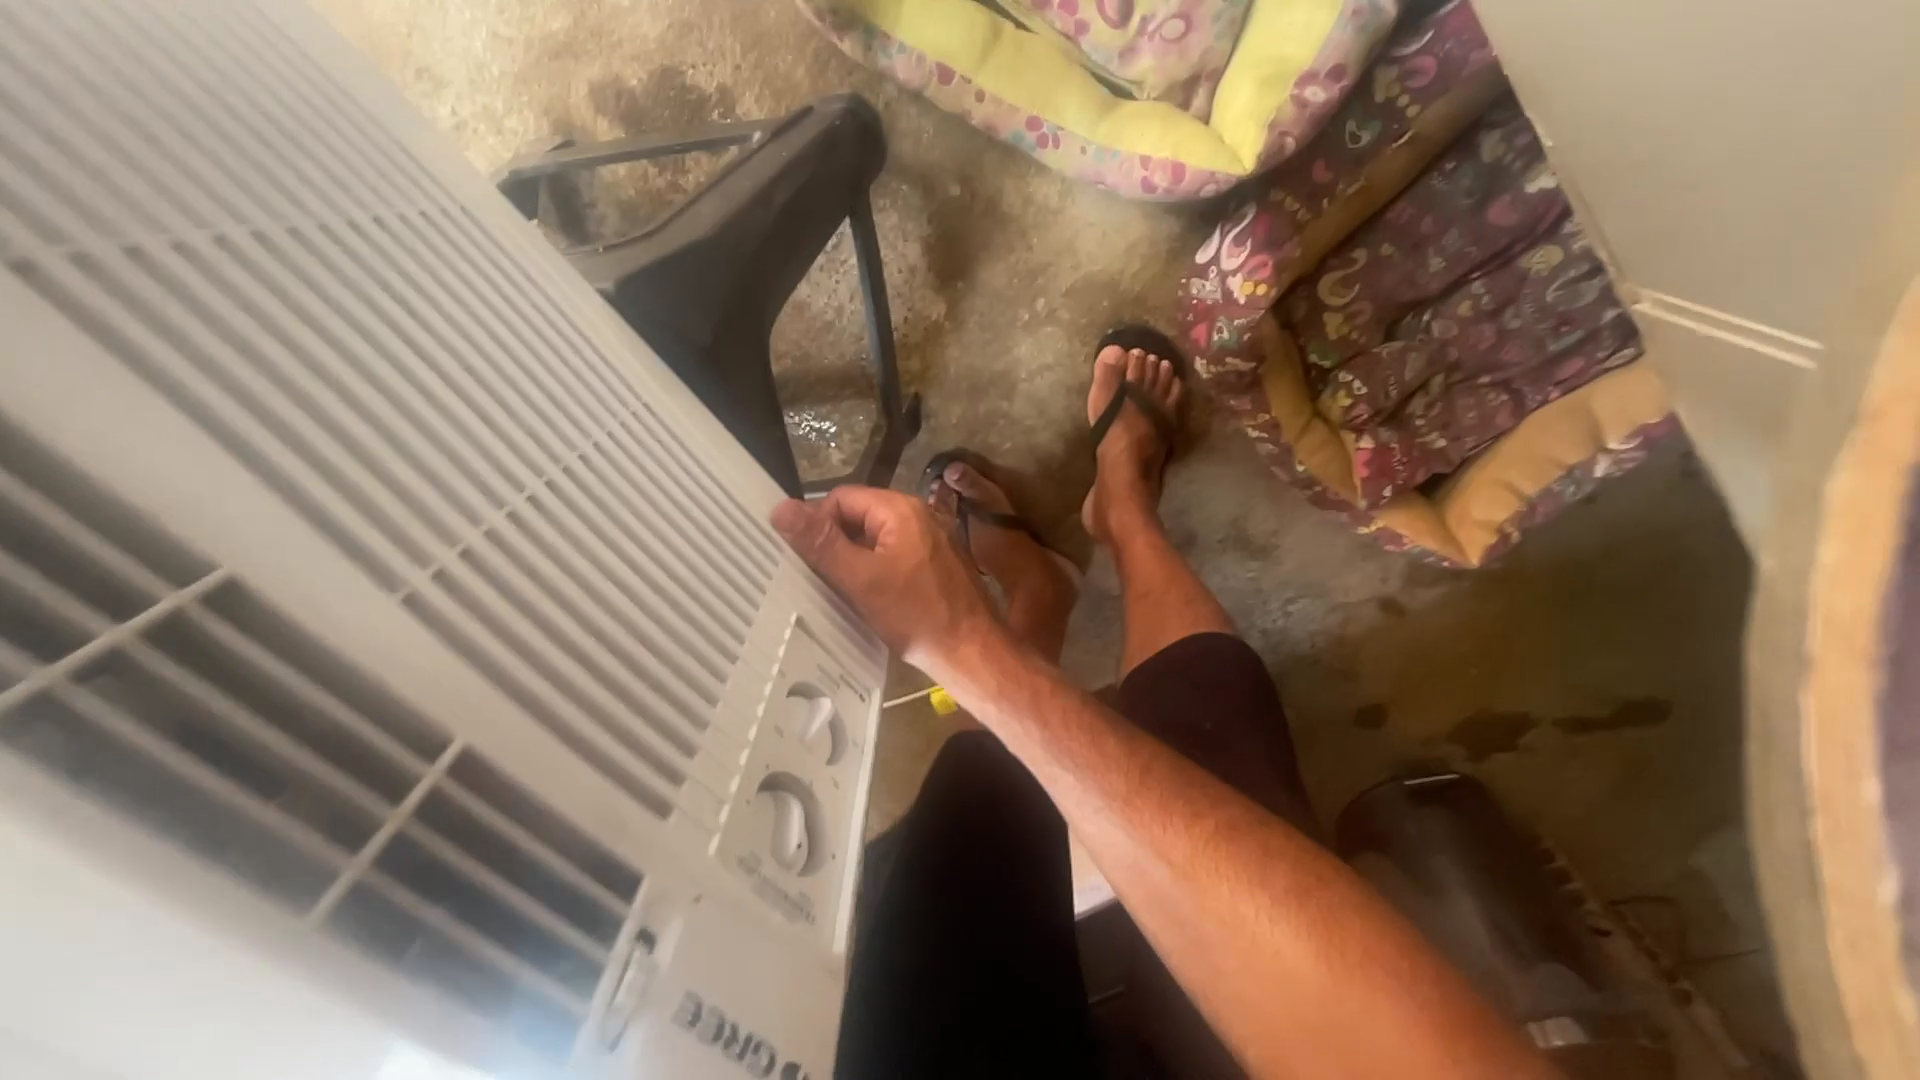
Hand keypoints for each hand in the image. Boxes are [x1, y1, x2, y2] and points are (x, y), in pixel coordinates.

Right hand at [771, 486, 1002, 671]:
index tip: (804, 558)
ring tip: (840, 588)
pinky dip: (877, 569)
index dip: (817, 524)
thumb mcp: (859, 579)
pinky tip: (868, 596)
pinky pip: (895, 554)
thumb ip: (820, 543)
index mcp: (901, 509)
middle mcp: (920, 514)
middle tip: (818, 577)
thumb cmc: (916, 615)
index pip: (841, 498)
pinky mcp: (937, 562)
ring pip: (877, 538)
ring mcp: (932, 539)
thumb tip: (781, 507)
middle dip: (836, 542)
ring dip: (855, 559)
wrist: (971, 651)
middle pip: (860, 516)